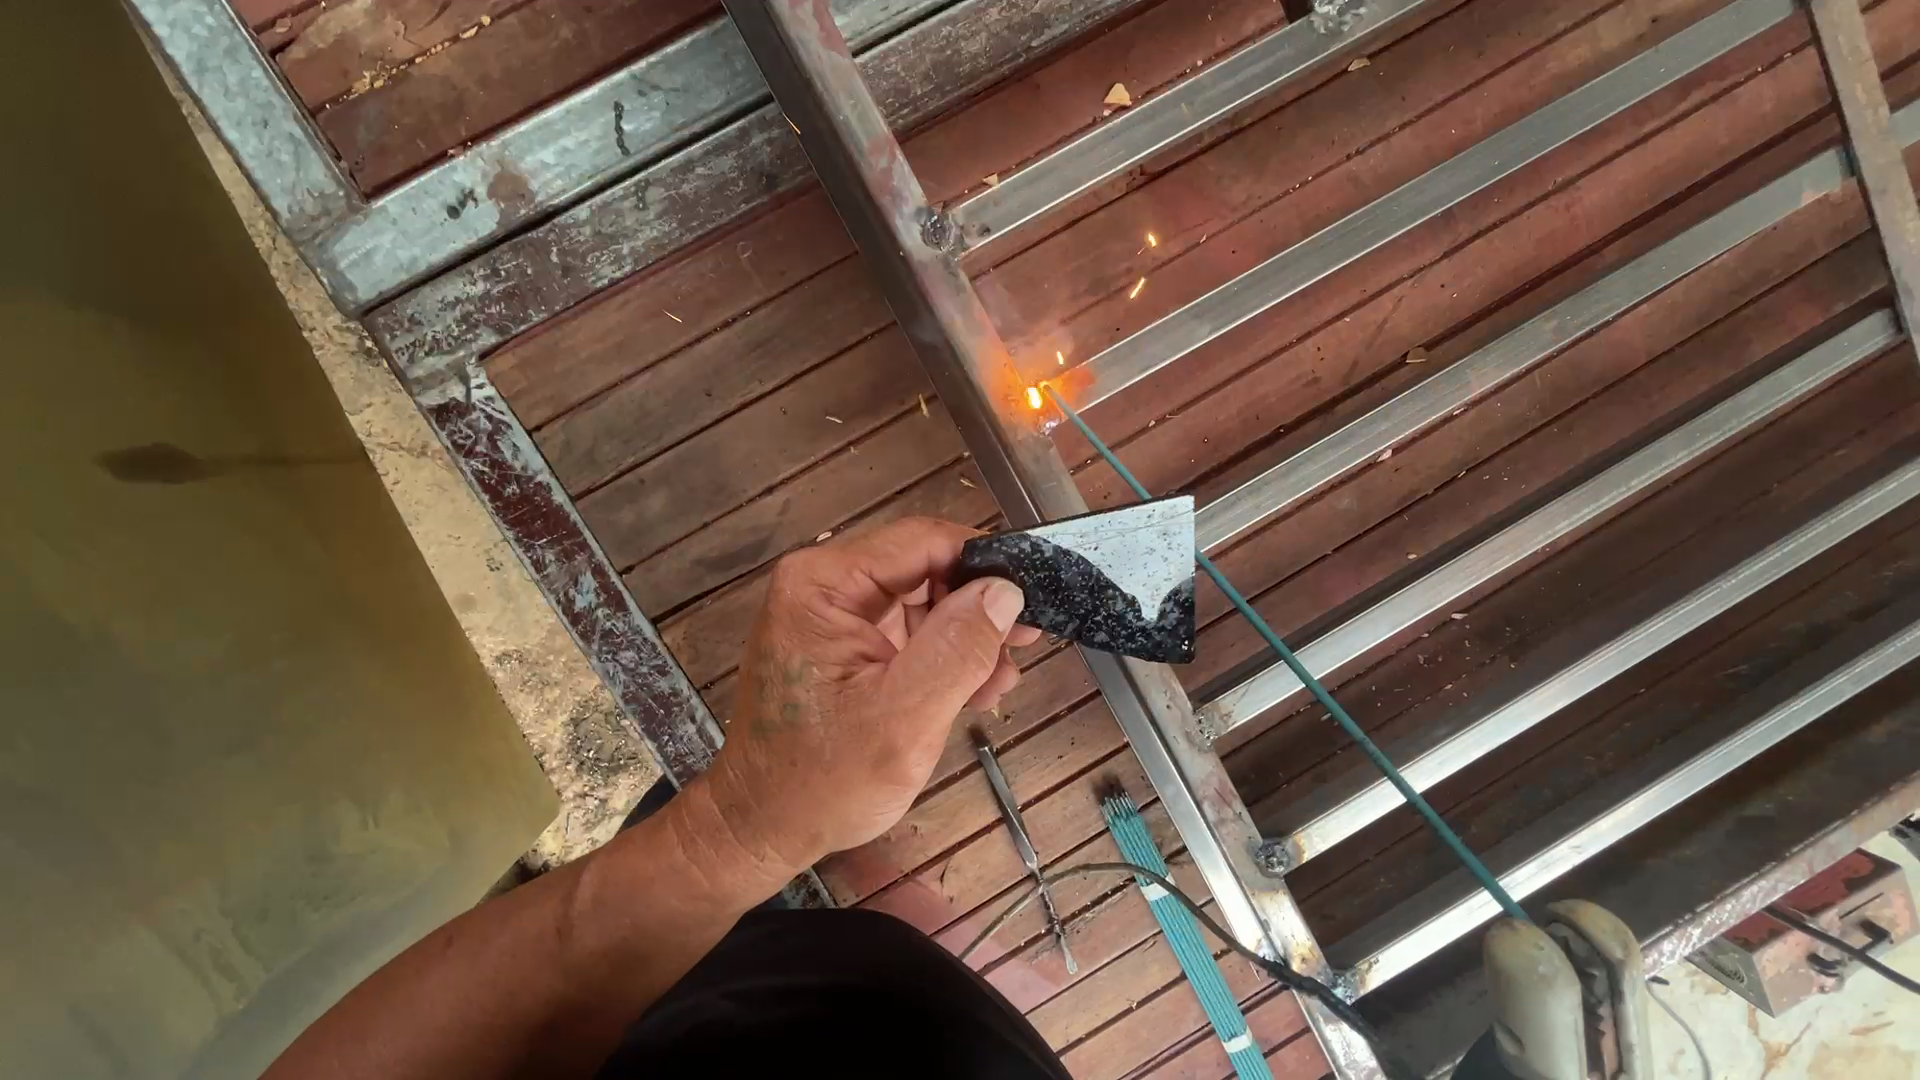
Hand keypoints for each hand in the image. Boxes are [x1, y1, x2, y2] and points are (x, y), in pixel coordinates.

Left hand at [701, 518, 1041, 878]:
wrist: (763, 828)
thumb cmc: (824, 781)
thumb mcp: (905, 716)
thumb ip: (959, 647)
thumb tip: (1005, 590)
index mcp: (824, 584)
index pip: (923, 540)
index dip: (982, 563)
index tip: (1031, 596)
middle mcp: (824, 585)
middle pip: (924, 568)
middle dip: (977, 607)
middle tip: (1023, 644)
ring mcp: (833, 615)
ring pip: (923, 601)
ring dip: (966, 637)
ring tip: (1000, 679)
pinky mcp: (844, 644)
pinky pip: (907, 632)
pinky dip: (942, 656)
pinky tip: (973, 688)